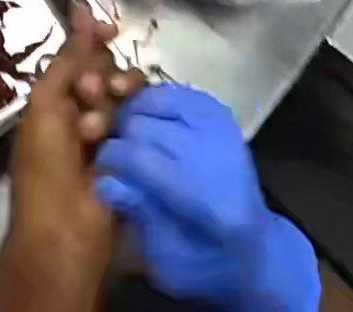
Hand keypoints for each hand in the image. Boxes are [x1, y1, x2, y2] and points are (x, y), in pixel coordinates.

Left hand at [0, 8, 145, 311]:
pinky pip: (144, 121)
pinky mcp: (136, 152)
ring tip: (96, 127)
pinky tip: (118, 136)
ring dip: (112, 103)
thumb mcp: (46, 102)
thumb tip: (80, 9)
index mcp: (56, 95)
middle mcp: (83, 109)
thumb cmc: (45, 164)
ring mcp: (111, 131)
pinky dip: (133, 121)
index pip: (80, 56)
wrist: (67, 231)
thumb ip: (67, 57)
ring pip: (127, 94)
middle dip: (100, 76)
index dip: (93, 39)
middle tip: (89, 95)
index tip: (109, 29)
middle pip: (107, 71)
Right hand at [95, 85, 319, 311]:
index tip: (100, 166)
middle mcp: (219, 155)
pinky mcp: (218, 112)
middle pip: (142, 124)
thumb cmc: (202, 260)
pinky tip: (145, 120)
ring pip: (152, 99)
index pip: (141, 158)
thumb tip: (103, 178)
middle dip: (118, 135)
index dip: (110, 157)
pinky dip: (149, 102)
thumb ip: (136, 213)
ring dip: (131, 114)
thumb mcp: (166, 257)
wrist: (253, 248)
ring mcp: (221, 128)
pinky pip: (169, 91)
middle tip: (113, 151)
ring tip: (127, 135)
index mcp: (209, 200)